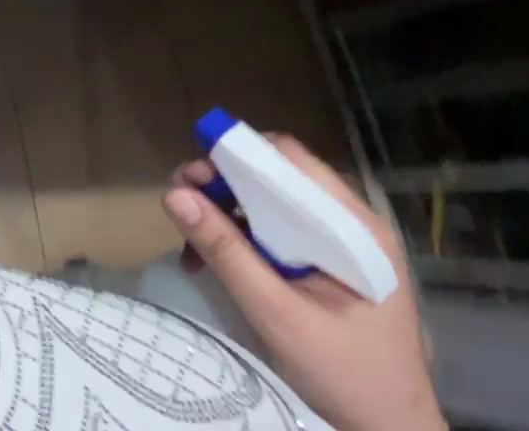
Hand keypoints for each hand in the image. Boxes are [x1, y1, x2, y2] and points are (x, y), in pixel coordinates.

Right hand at [163, 136, 446, 430]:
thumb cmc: (344, 375)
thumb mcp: (275, 313)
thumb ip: (226, 251)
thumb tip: (173, 194)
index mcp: (355, 229)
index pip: (288, 159)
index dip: (236, 155)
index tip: (190, 175)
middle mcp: (351, 226)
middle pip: (275, 177)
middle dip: (221, 185)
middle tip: (180, 204)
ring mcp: (342, 246)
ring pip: (269, 203)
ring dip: (225, 212)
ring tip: (190, 240)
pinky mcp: (329, 265)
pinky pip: (275, 230)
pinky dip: (239, 236)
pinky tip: (213, 260)